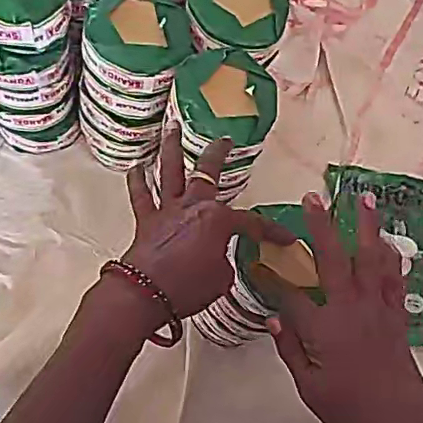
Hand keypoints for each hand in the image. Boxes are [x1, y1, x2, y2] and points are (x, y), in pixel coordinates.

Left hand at [116, 127, 274, 322]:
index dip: (271, 231)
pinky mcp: (146, 221)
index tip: (286, 238)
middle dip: (219, 154)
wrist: (146, 294)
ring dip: (171, 148)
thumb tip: (218, 256)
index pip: (252, 223)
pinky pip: (140, 196)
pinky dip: (137, 181)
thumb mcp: (221, 277)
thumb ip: (223, 259)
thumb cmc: (189, 287)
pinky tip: (136, 167)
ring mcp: (167, 210)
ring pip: (169, 171)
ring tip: (172, 127)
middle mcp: (193, 206)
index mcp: (218, 219)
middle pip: (208, 172)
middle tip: (226, 140)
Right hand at [267, 191, 422, 422]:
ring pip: (371, 257)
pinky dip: (391, 254)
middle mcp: (351, 308)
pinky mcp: (396, 313)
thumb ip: (291, 349)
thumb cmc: (350, 408)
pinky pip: (394, 275)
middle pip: (333, 258)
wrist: (401, 420)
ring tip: (363, 197)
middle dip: (321, 226)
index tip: (258, 263)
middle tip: (313, 197)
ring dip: (366, 225)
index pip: (291, 295)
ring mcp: (377, 307)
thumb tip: (275, 318)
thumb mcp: (309, 386)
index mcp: (323, 328)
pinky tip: (387, 240)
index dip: (272, 278)